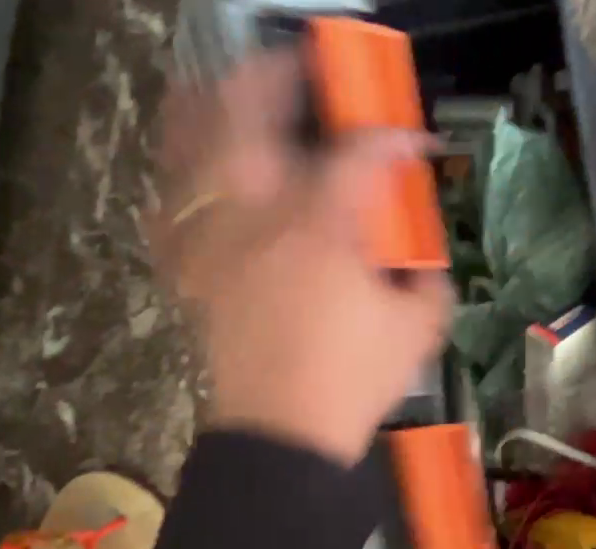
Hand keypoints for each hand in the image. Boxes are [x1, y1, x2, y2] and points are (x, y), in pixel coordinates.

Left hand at [149, 51, 454, 465]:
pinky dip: (183, 174)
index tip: (415, 143)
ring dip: (215, 105)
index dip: (395, 140)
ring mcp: (214, 233)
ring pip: (193, 141)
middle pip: (251, 113)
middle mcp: (258, 214)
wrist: (286, 430)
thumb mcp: (418, 331)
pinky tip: (199, 173)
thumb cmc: (357, 380)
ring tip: (236, 93)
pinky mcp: (190, 263)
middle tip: (304, 73)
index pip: (362, 155)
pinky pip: (170, 198)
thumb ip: (425, 281)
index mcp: (324, 229)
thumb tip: (420, 258)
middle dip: (280, 79)